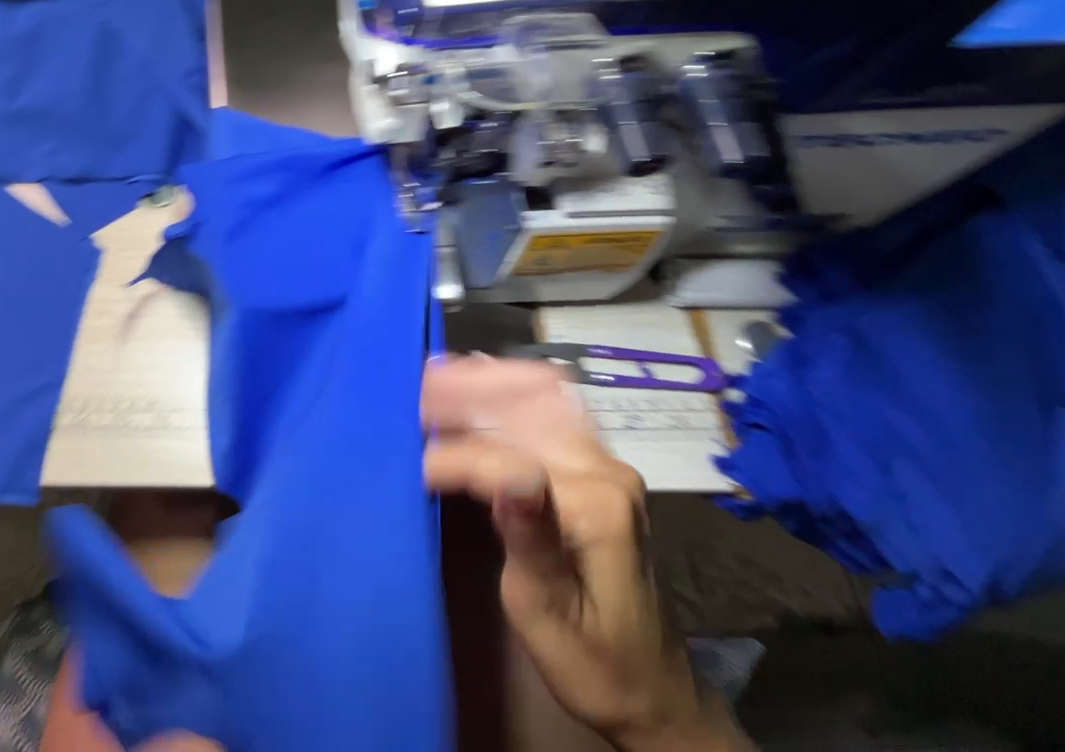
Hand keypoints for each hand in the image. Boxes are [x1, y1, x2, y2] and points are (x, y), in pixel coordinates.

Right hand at [422, 356, 751, 751]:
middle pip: (529, 404)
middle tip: (417, 382)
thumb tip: (507, 476)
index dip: (451, 459)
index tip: (410, 472)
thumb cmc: (592, 662)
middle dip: (468, 390)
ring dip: (489, 382)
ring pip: (542, 397)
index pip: (503, 457)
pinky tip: (481, 384)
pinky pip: (552, 411)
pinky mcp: (599, 474)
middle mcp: (606, 471)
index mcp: (593, 505)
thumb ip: (529, 538)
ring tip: (438, 372)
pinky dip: (511, 392)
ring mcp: (607, 468)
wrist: (654, 692)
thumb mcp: (548, 614)